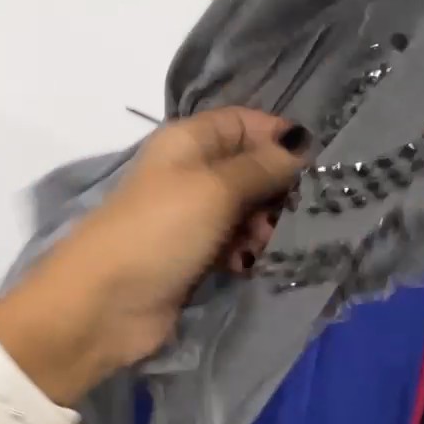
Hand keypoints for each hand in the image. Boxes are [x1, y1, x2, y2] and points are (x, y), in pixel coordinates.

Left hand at [0, 110, 309, 404]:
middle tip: (288, 215)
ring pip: (248, 209)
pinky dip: (246, 252)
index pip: (243, 122)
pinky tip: (245, 266)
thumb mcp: (214, 188)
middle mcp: (189, 171)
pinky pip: (235, 244)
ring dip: (264, 226)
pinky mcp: (194, 254)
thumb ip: (260, 165)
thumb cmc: (159, 230)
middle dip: (277, 189)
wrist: (106, 301)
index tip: (317, 165)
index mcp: (186, 141)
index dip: (278, 137)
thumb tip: (298, 143)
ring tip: (260, 246)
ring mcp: (190, 215)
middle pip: (251, 167)